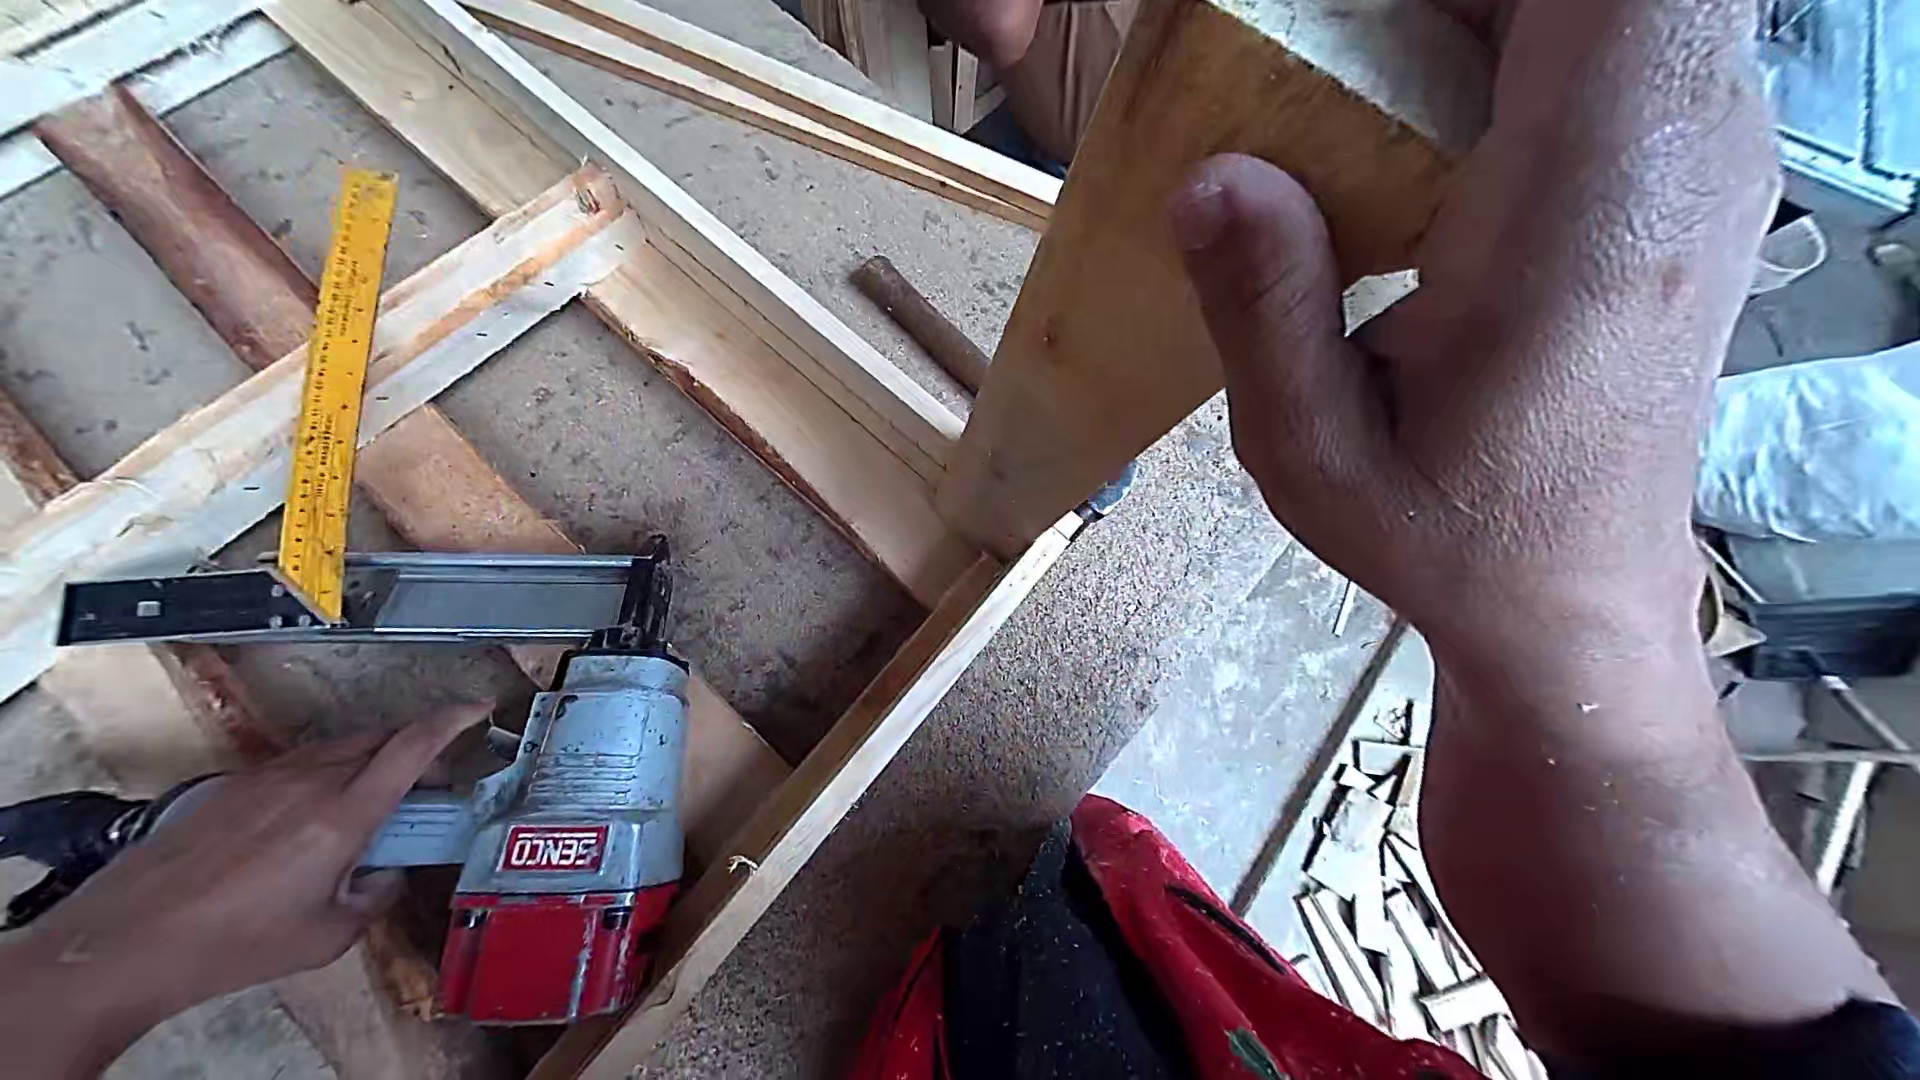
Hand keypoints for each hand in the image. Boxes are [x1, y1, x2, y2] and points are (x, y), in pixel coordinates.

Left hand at [0, 705, 484, 1077]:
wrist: (111, 953)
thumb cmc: (230, 946)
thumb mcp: (327, 936)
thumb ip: (376, 895)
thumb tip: (388, 874)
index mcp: (346, 813)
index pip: (416, 745)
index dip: (456, 719)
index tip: (481, 708)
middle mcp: (313, 782)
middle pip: (387, 739)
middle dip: (422, 749)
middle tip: (432, 779)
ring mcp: (269, 780)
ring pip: (346, 746)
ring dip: (377, 757)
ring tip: (376, 793)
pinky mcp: (233, 787)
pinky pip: (304, 761)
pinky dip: (332, 769)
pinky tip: (317, 808)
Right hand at [1170, 0, 1892, 1056]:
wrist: (1544, 609)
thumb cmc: (1429, 544)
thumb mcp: (1310, 443)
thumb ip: (1267, 301)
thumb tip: (1214, 177)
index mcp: (1574, 214)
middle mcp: (1660, 155)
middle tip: (1301, 19)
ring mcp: (1670, 167)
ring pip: (1607, 11)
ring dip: (1474, 6)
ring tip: (1341, 44)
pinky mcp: (1642, 195)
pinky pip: (1583, 63)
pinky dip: (1504, 41)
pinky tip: (1407, 86)